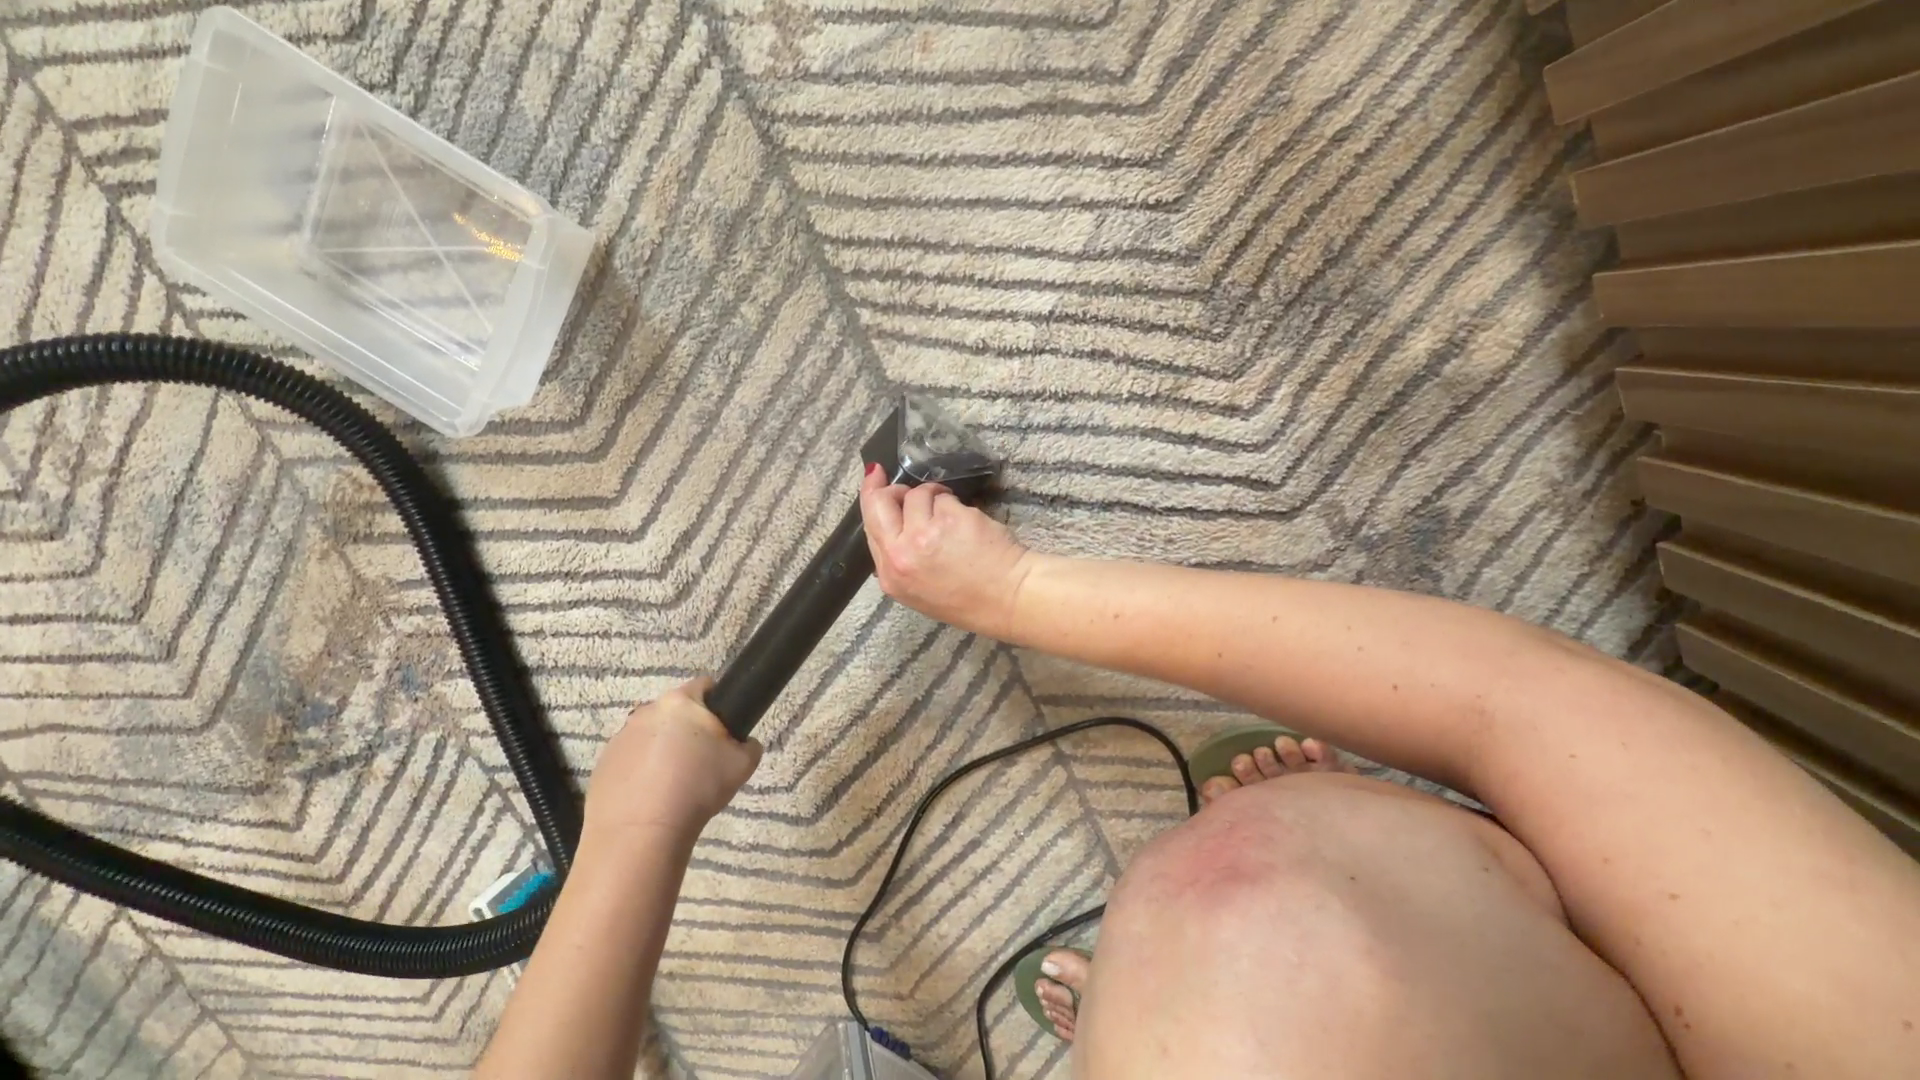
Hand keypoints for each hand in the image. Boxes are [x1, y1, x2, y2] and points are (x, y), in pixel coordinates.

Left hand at [583, 679, 760, 840]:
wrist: (641, 831)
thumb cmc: (697, 788)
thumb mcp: (743, 765)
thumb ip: (747, 745)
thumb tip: (741, 743)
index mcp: (681, 703)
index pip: (704, 686)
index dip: (718, 705)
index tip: (723, 732)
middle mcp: (647, 711)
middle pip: (674, 713)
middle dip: (688, 731)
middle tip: (701, 762)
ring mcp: (620, 737)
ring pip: (650, 736)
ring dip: (662, 751)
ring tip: (673, 786)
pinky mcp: (603, 763)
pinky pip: (629, 760)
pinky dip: (640, 772)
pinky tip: (650, 798)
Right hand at [858, 464, 1035, 639]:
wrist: (1008, 600)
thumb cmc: (970, 598)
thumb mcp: (918, 589)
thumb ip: (900, 558)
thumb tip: (894, 524)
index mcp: (890, 576)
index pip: (869, 525)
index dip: (872, 495)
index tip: (875, 476)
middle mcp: (900, 555)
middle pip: (880, 502)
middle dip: (892, 488)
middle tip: (909, 489)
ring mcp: (922, 535)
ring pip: (917, 496)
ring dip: (935, 498)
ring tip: (954, 519)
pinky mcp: (949, 519)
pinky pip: (946, 498)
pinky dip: (958, 505)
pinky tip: (970, 525)